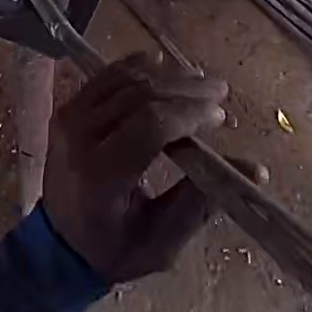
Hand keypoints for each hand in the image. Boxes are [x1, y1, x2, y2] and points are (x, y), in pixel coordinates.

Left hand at [42, 53, 227, 283]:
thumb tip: (253, 169)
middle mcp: (79, 136)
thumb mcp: (161, 242)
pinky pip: (103, 78)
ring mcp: (68, 117)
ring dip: (164, 76)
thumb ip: (201, 201)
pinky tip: (159, 63)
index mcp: (101, 173)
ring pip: (122, 81)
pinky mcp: (66, 109)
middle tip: (220, 91)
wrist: (58, 241)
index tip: (220, 115)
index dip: (188, 113)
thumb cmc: (114, 248)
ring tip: (200, 81)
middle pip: (137, 95)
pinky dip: (132, 67)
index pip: (149, 125)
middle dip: (183, 89)